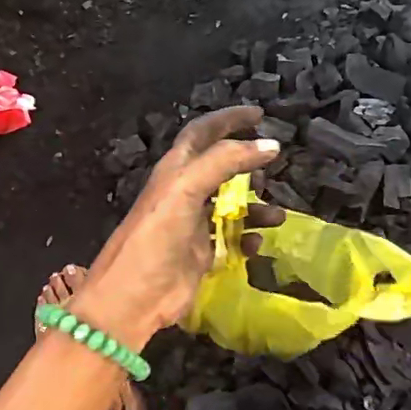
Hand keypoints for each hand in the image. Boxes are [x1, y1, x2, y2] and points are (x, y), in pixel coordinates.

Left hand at [68, 106, 282, 349]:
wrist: (134, 294)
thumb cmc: (156, 235)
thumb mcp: (186, 188)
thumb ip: (225, 161)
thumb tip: (270, 145)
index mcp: (175, 170)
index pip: (203, 132)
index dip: (228, 119)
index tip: (259, 114)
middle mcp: (184, 191)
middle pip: (221, 167)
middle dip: (247, 164)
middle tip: (271, 168)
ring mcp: (193, 223)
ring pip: (231, 205)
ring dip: (255, 206)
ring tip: (276, 215)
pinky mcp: (201, 252)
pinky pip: (233, 238)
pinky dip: (249, 238)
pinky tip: (258, 244)